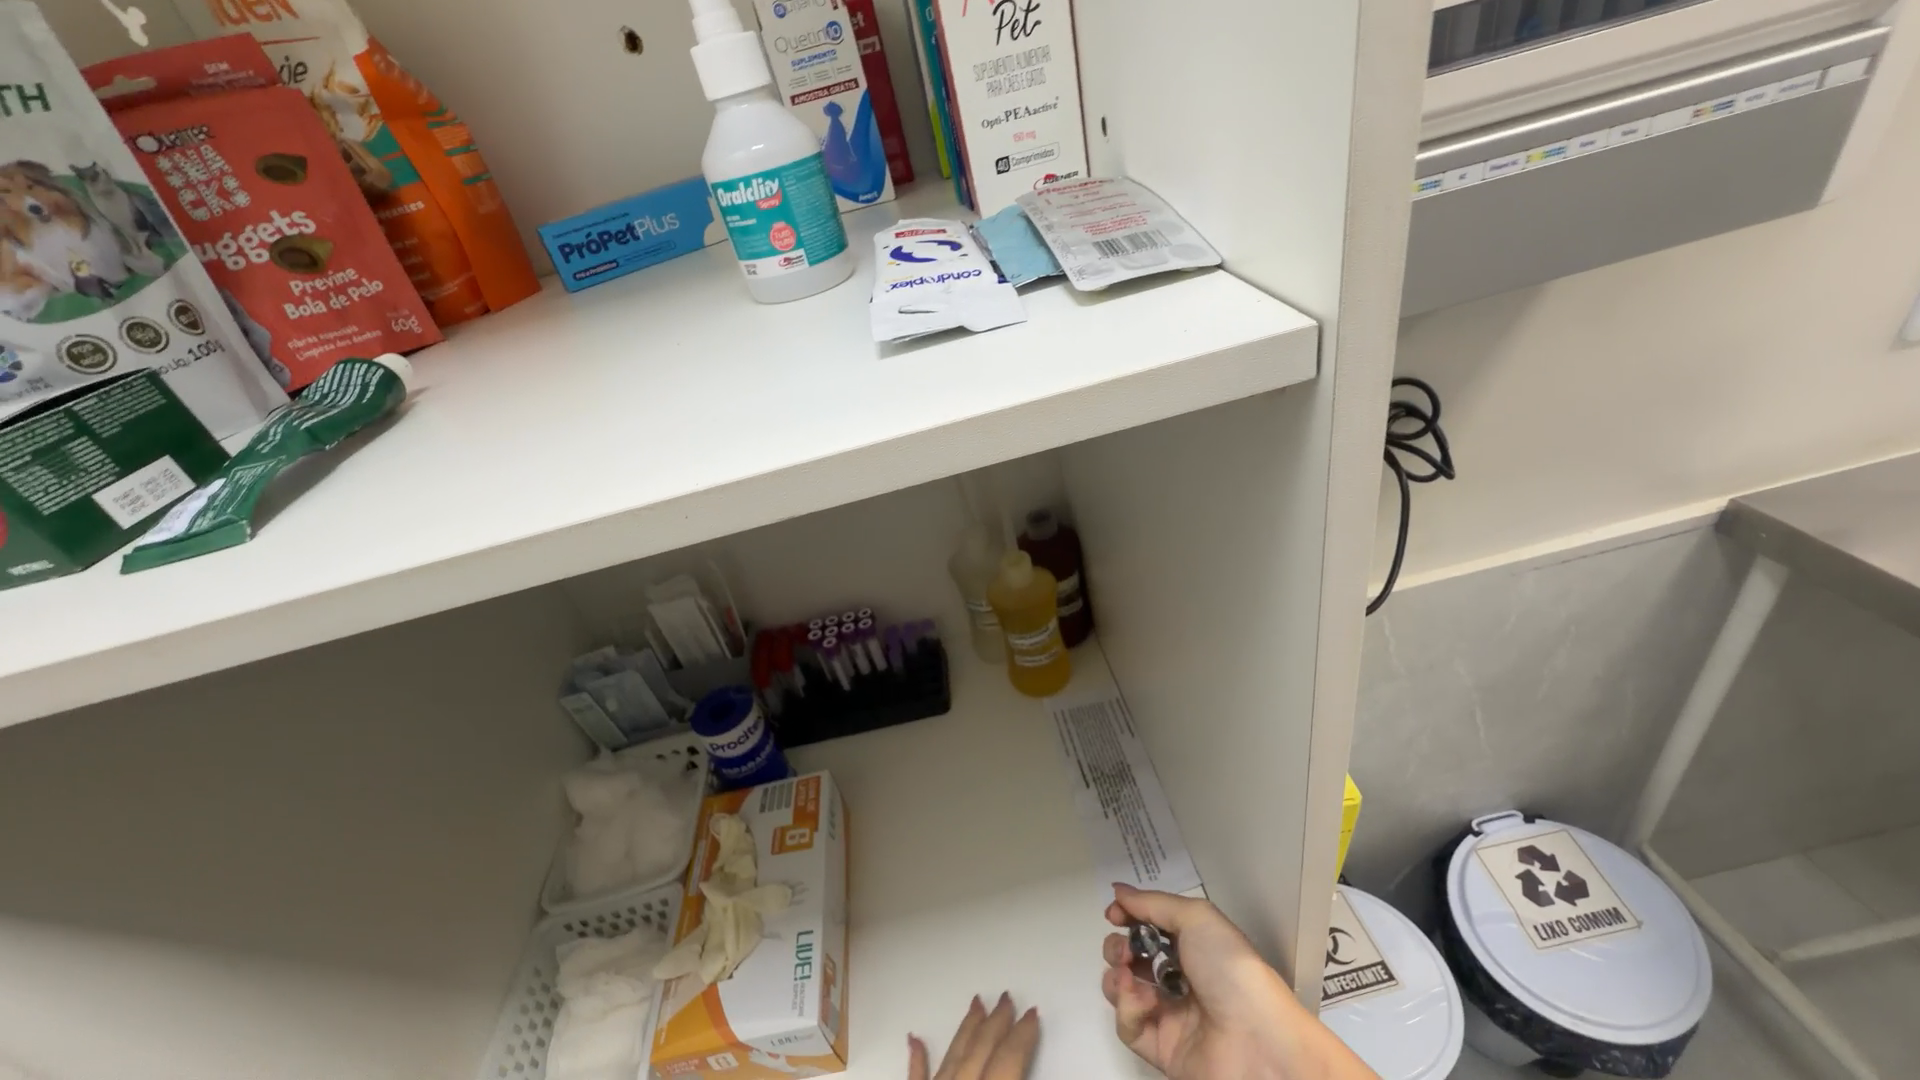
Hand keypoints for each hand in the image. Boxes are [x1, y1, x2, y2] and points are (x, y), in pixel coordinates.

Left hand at [909, 992, 1040, 1079]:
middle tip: (1005, 996)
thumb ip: (1021, 1078)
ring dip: (966, 1029)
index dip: (1023, 1033)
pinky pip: (916, 1076)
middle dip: (996, 1021)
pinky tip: (914, 1037)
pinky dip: (917, 1057)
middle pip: (981, 1047)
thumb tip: (1031, 1068)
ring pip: (953, 1053)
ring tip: (975, 1003)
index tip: (1032, 1012)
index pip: (1009, 1057)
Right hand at [1100, 884, 1378, 1079]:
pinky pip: (1129, 1025)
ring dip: (1117, 976)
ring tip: (1128, 974)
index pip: (1151, 927)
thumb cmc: (1230, 969)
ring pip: (1125, 990)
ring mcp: (1169, 1014)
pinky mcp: (1160, 1047)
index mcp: (1195, 946)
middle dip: (1117, 947)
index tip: (1113, 913)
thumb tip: (1118, 891)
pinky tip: (1141, 1001)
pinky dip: (1128, 1008)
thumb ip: (1153, 903)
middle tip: (1124, 950)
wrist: (1256, 1041)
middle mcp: (1180, 977)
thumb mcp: (1198, 917)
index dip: (1129, 917)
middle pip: (1132, 957)